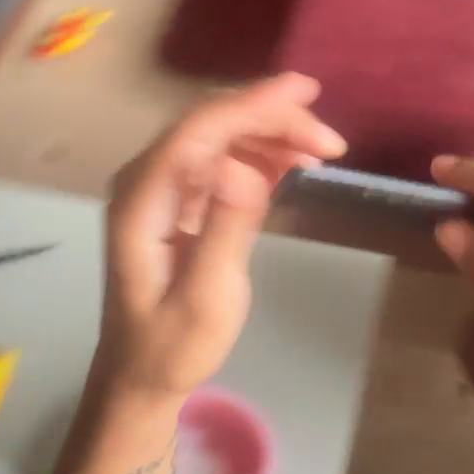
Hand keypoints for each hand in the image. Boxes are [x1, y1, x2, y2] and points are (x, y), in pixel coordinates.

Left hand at [99, 73, 345, 401]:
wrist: (143, 377)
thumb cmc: (172, 346)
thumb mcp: (205, 298)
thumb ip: (222, 228)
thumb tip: (237, 166)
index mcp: (143, 196)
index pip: (200, 129)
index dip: (253, 104)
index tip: (306, 96)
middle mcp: (150, 178)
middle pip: (214, 121)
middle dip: (273, 117)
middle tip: (331, 139)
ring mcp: (166, 185)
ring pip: (225, 133)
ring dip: (274, 134)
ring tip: (324, 152)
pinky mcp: (185, 196)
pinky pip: (227, 155)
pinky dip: (265, 153)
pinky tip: (298, 162)